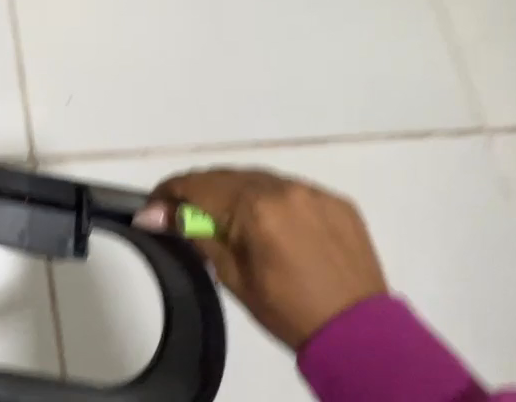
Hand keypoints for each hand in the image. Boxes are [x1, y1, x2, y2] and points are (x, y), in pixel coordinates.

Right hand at [135, 168, 386, 350]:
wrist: (362, 337)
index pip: (196, 185)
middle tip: (187, 217)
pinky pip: (290, 190)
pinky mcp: (335, 200)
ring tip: (230, 221)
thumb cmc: (288, 311)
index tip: (154, 209)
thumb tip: (153, 213)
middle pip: (224, 176)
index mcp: (253, 207)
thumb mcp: (231, 275)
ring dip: (236, 194)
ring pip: (257, 179)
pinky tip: (271, 225)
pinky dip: (272, 201)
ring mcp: (312, 191)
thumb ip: (195, 234)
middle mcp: (282, 187)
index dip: (169, 194)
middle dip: (201, 193)